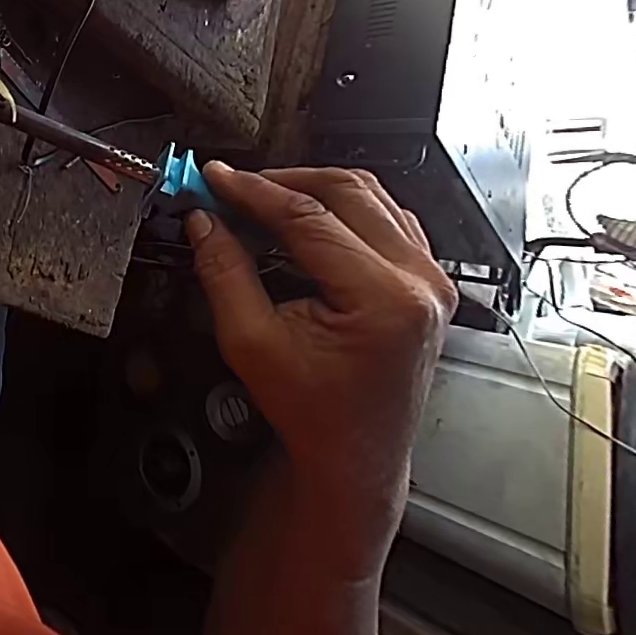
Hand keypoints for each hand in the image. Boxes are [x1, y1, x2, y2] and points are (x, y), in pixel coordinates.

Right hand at [186, 165, 456, 572]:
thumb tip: (205, 221)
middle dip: (281, 180)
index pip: (307, 216)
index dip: (252, 190)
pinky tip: (306, 215)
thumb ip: (224, 272)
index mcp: (383, 299)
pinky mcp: (425, 280)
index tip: (216, 177)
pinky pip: (385, 215)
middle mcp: (418, 281)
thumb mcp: (251, 343)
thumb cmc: (313, 414)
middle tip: (235, 185)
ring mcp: (429, 279)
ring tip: (263, 196)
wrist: (354, 457)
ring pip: (368, 194)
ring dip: (311, 186)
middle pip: (345, 190)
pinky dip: (340, 204)